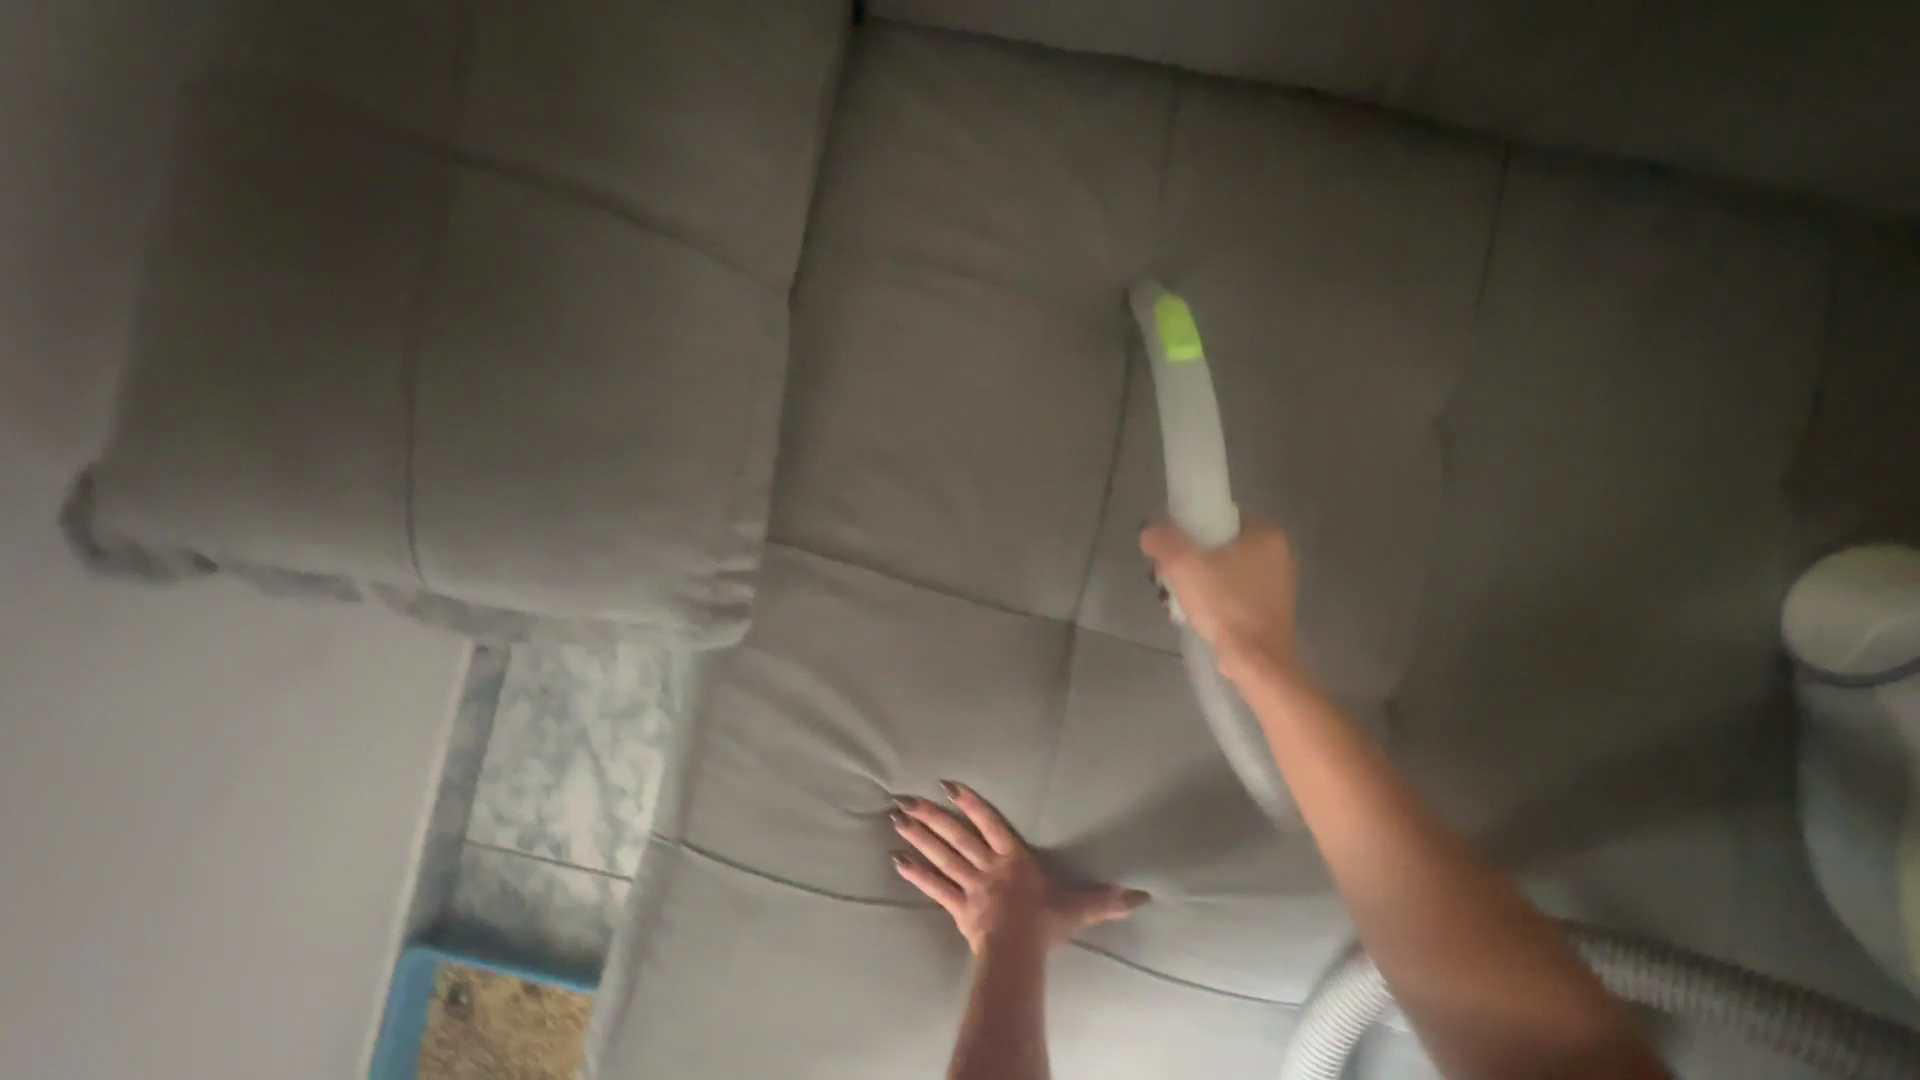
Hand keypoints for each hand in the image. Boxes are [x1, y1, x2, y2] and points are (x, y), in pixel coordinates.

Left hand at [891, 781, 1148, 954]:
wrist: (1019, 954)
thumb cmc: (1048, 925)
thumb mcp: (1080, 908)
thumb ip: (1107, 899)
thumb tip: (1144, 897)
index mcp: (1014, 859)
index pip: (991, 823)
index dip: (971, 803)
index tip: (948, 784)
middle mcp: (988, 867)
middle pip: (956, 836)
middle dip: (931, 816)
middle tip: (906, 797)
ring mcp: (969, 886)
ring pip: (941, 856)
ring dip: (918, 836)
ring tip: (897, 818)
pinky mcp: (958, 907)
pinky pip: (934, 888)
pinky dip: (916, 874)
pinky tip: (897, 861)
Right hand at [1140, 519, 1300, 684]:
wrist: (1255, 660)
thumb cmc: (1225, 605)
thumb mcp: (1183, 565)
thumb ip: (1162, 540)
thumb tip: (1150, 531)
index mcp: (1265, 534)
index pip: (1218, 516)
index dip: (1188, 529)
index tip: (1169, 549)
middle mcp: (1277, 554)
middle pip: (1217, 545)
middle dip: (1186, 561)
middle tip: (1165, 578)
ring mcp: (1275, 584)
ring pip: (1222, 571)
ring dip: (1194, 582)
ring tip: (1172, 600)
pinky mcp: (1269, 609)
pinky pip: (1231, 593)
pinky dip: (1210, 599)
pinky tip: (1191, 614)